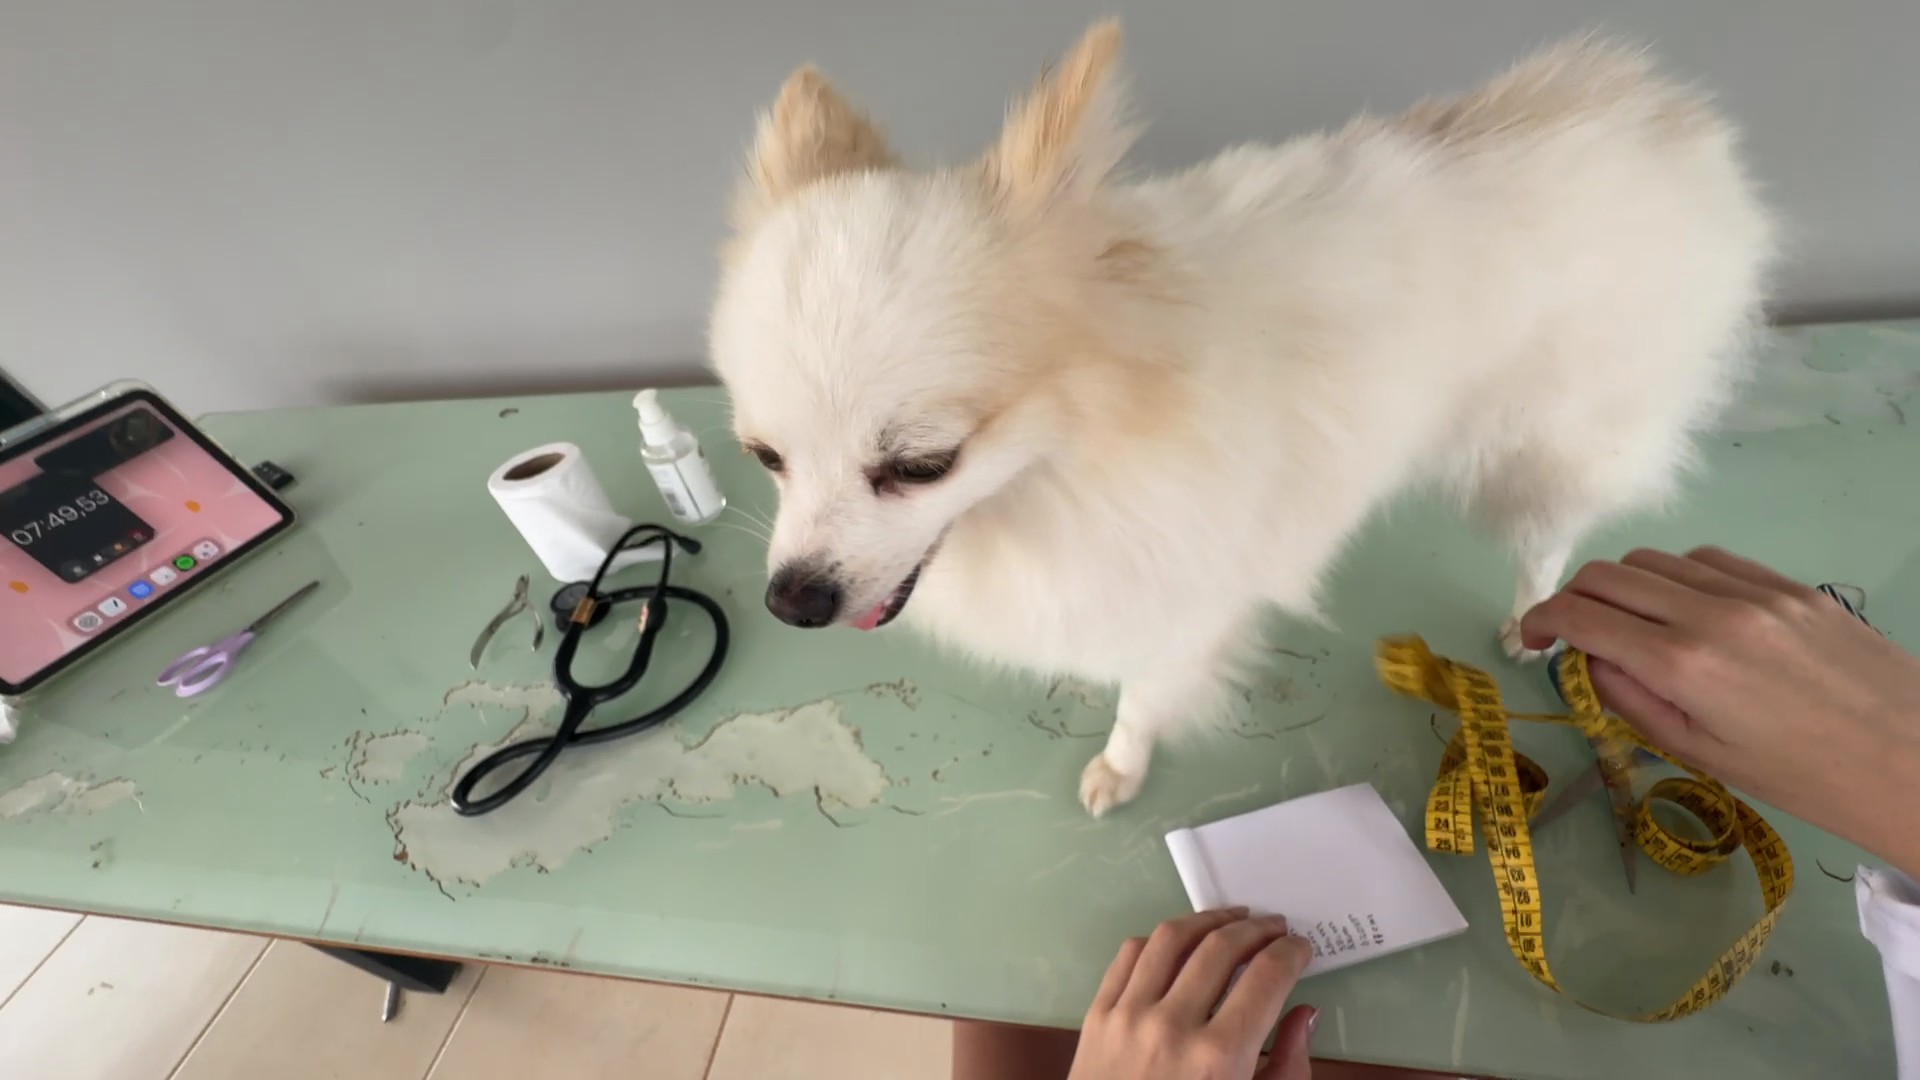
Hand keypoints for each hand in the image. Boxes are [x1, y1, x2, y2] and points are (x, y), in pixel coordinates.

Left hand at [1069, 908, 1317, 1079]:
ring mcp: (1128, 1014)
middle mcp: (1172, 1026)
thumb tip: (1304, 1012)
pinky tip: (1181, 939)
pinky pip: (1130, 954)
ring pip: (1172, 938)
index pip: (1264, 981)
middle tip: (1275, 925)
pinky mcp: (1098, 1011)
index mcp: (1219, 1061)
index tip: (1301, 946)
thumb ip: (1287, 1069)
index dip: (1288, 955)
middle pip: (1220, 949)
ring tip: (1234, 917)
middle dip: (1255, 930)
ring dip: (1207, 920)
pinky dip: (1160, 939)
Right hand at [1520, 546, 1919, 877]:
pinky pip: (1706, 559)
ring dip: (1620, 587)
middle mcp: (1712, 615)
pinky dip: (1674, 577)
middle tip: (1573, 632)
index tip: (1532, 640)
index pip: (1576, 614)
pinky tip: (1686, 609)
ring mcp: (1757, 594)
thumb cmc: (1804, 778)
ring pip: (1648, 560)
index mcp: (1681, 664)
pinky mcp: (1792, 588)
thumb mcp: (1696, 751)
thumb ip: (1625, 696)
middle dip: (1569, 600)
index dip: (1536, 621)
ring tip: (1633, 621)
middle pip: (1602, 576)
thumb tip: (1587, 658)